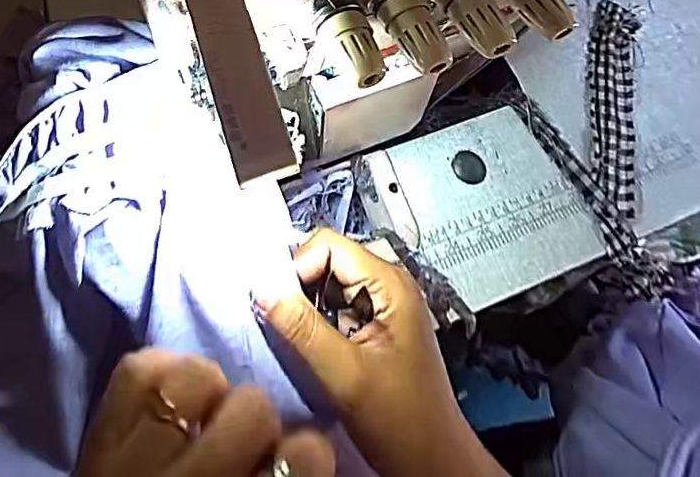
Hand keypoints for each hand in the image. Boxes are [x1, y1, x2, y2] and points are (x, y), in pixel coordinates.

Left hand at [75, 348, 334, 476]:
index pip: (301, 462)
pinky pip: (137, 371)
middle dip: (256, 417)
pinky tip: (164, 393)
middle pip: (253, 409)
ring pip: (197, 377)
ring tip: (201, 412)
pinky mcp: (96, 440)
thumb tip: (308, 447)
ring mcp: (134, 460)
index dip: (312, 449)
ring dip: (208, 388)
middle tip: (242, 440)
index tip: (305, 449)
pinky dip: (158, 370)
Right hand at [254, 229, 502, 476]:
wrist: (436, 464)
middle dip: (301, 287)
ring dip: (309, 306)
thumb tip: (263, 289)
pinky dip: (319, 320)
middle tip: (288, 325)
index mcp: (389, 282)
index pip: (329, 244)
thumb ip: (303, 329)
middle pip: (328, 259)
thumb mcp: (346, 376)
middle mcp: (388, 282)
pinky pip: (337, 304)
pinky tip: (317, 348)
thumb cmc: (402, 422)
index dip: (298, 268)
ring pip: (329, 282)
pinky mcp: (377, 322)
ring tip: (303, 340)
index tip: (280, 304)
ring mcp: (384, 302)